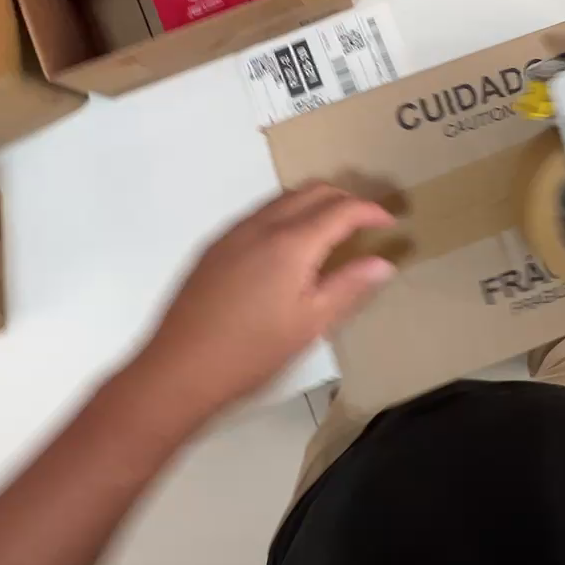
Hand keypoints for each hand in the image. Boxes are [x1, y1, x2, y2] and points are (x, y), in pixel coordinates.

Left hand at [129, 184, 397, 421]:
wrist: (174, 373)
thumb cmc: (251, 353)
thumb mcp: (310, 324)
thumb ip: (349, 286)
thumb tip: (385, 262)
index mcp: (291, 242)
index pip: (342, 209)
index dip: (371, 212)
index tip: (390, 223)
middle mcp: (263, 224)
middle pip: (314, 191)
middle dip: (346, 199)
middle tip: (365, 225)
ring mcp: (234, 231)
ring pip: (285, 197)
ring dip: (315, 203)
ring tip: (332, 232)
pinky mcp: (215, 245)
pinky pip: (261, 213)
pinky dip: (287, 214)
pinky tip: (288, 248)